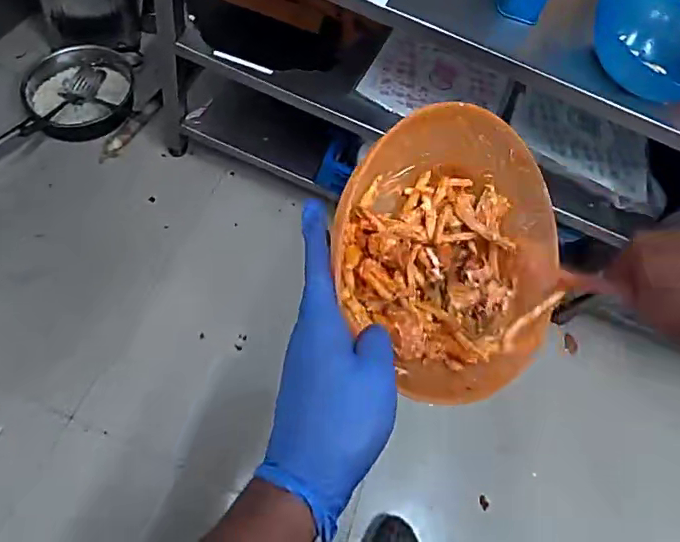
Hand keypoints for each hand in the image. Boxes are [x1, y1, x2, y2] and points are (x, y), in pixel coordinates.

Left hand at [255, 201, 396, 540]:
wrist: (305, 474)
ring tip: (373, 282)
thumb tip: (369, 330)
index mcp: (319, 320)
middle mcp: (306, 330)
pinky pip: (328, 335)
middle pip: (322, 285)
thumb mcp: (374, 374)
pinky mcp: (307, 376)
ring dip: (345, 294)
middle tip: (360, 238)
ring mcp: (304, 355)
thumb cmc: (342, 417)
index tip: (311, 206)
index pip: (317, 265)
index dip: (315, 233)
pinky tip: (366, 333)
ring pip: (326, 312)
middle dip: (337, 260)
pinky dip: (345, 322)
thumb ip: (376, 341)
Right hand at [587, 229, 679, 346]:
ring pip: (667, 260)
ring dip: (672, 279)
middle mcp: (656, 236)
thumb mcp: (657, 320)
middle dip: (646, 283)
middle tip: (662, 312)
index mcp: (636, 251)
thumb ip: (633, 304)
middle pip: (640, 262)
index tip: (633, 311)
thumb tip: (625, 292)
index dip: (619, 293)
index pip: (612, 271)